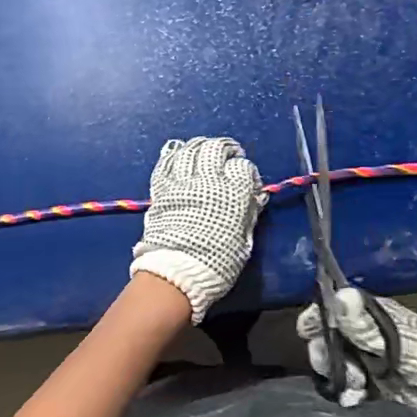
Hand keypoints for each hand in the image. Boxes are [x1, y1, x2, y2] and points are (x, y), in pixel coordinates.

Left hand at [128, 136, 265, 322]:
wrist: (177, 270)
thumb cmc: (216, 262)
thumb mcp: (243, 240)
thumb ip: (248, 214)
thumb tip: (254, 198)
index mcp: (234, 194)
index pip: (242, 168)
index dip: (244, 171)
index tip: (244, 178)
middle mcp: (208, 182)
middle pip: (215, 150)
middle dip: (224, 149)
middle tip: (227, 154)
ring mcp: (182, 183)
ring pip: (190, 151)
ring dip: (199, 146)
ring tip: (204, 148)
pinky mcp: (162, 189)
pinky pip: (166, 163)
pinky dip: (172, 154)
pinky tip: (177, 151)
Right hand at [297, 289, 416, 416]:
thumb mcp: (402, 343)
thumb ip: (366, 325)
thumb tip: (340, 294)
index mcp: (373, 315)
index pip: (332, 309)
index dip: (317, 320)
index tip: (308, 334)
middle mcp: (366, 335)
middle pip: (327, 337)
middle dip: (325, 353)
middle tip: (335, 368)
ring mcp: (368, 361)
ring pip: (334, 362)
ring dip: (337, 375)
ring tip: (354, 388)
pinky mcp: (373, 386)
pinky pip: (346, 385)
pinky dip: (345, 392)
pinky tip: (353, 399)